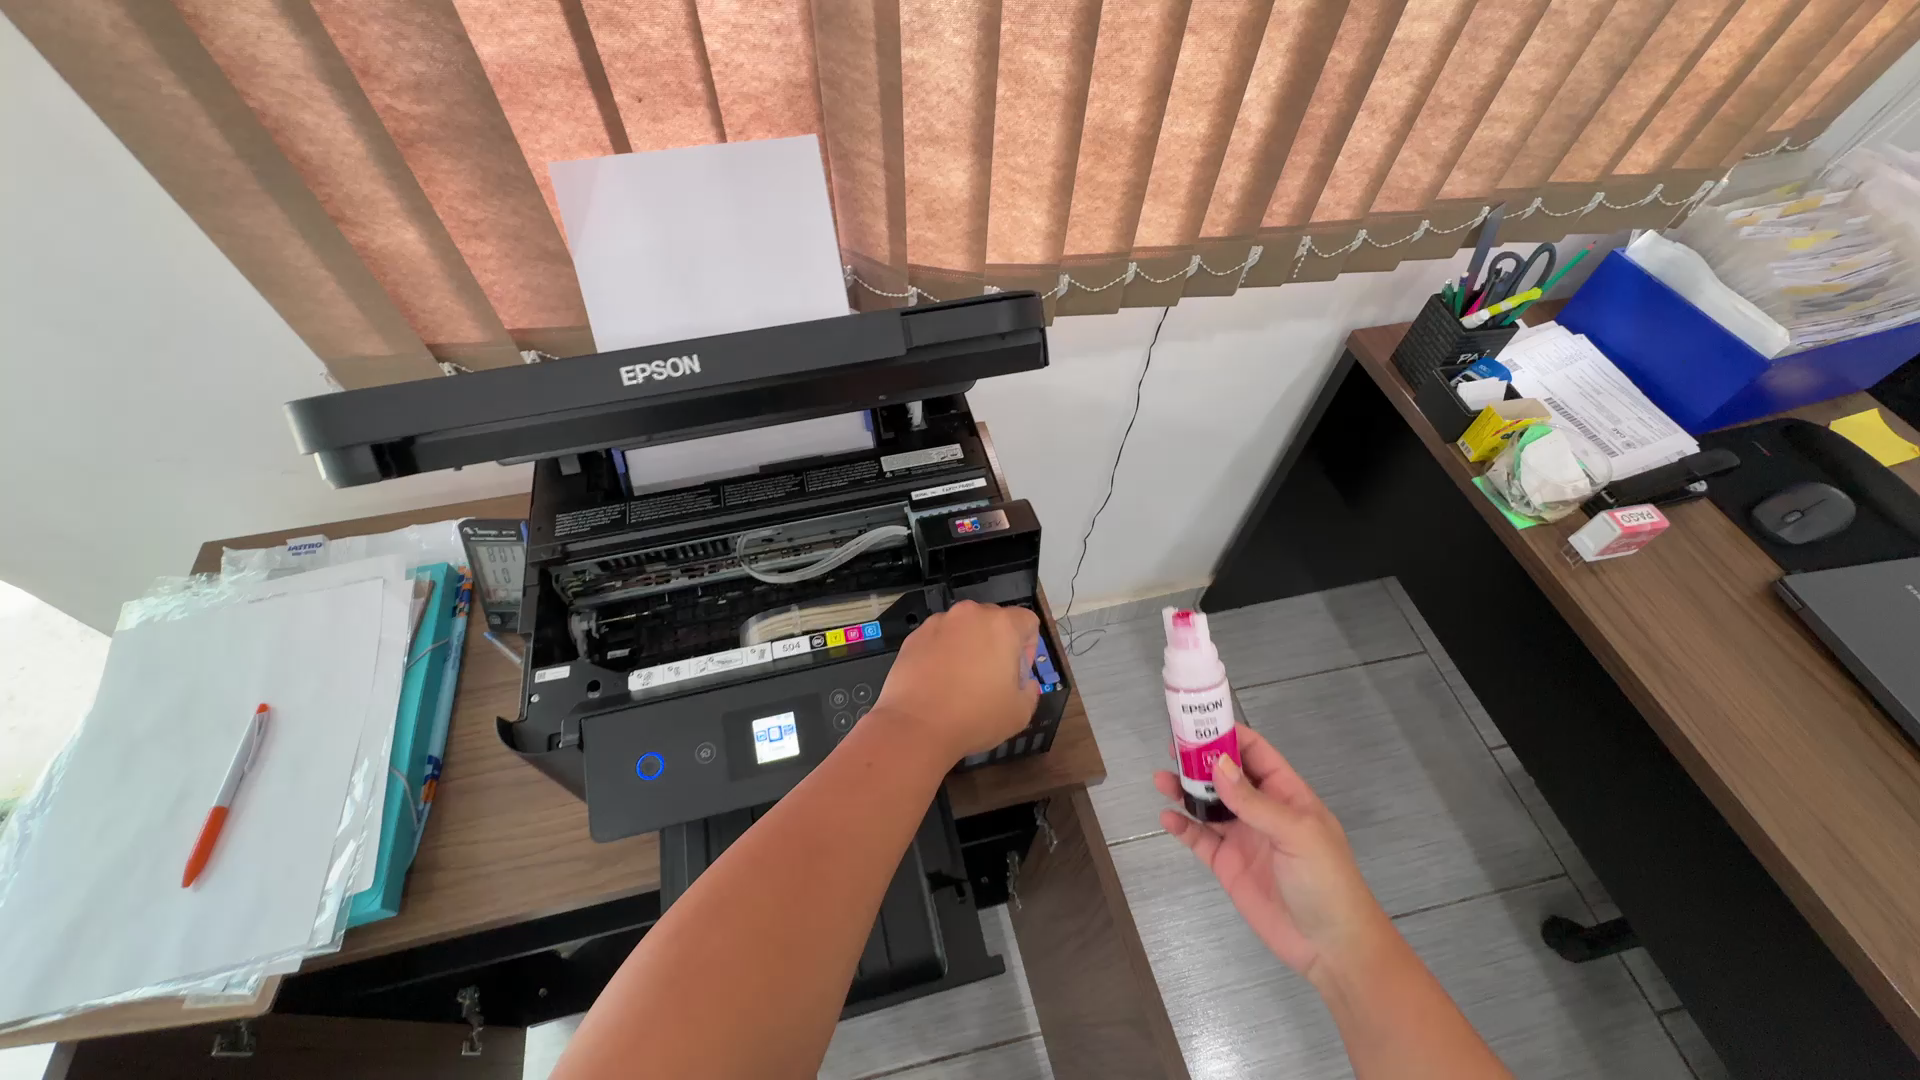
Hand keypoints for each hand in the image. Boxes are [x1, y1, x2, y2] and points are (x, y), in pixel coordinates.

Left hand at [874, 600, 1040, 760]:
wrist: (916, 726)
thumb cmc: (975, 717)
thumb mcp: (1020, 712)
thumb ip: (1031, 690)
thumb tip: (1025, 683)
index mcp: (1002, 625)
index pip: (1027, 621)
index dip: (1028, 647)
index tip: (1017, 673)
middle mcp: (970, 614)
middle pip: (994, 621)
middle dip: (997, 644)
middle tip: (990, 678)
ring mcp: (938, 623)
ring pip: (964, 628)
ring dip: (968, 646)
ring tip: (960, 680)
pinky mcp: (914, 637)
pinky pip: (938, 638)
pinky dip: (942, 653)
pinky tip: (938, 681)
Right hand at [1155, 725, 1390, 981]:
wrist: (1330, 946)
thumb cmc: (1326, 880)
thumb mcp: (1295, 833)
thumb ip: (1254, 800)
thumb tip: (1216, 763)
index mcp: (1286, 793)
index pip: (1254, 752)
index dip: (1227, 735)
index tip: (1197, 723)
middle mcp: (1261, 809)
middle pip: (1225, 775)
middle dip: (1199, 760)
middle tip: (1171, 749)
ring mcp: (1243, 836)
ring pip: (1207, 804)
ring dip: (1184, 790)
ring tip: (1161, 780)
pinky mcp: (1227, 864)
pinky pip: (1199, 838)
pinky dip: (1181, 826)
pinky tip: (1166, 818)